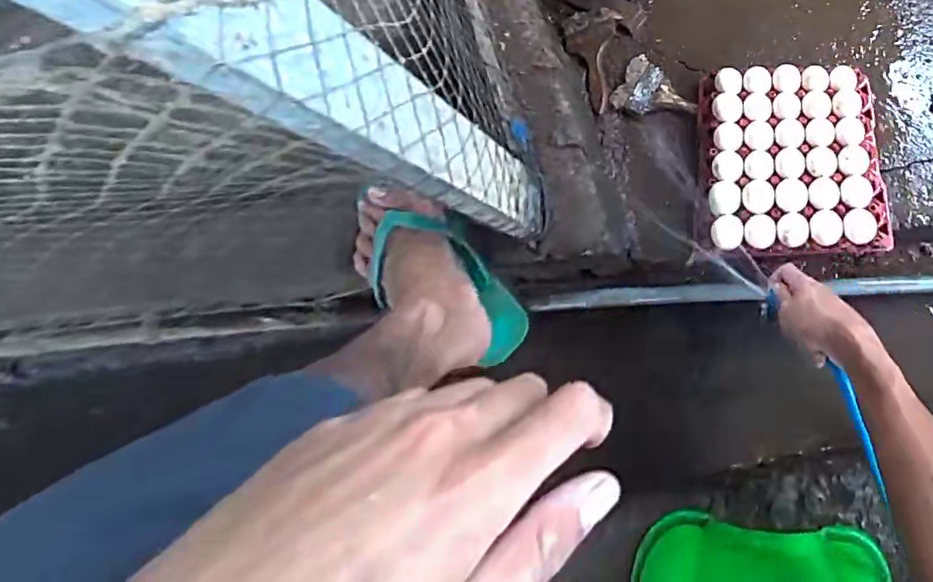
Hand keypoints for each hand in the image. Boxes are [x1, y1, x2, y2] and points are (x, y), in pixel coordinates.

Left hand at [135, 375, 617, 581]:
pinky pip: (410, 400)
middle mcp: (441, 428)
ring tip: (453, 481)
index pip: (572, 403)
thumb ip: (540, 546)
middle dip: (540, 420)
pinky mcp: (330, 425)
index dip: (593, 418)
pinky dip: (428, 421)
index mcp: (480, 481)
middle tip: (517, 479)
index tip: (587, 446)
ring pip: (471, 388)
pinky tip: (389, 481)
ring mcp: (383, 419)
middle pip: (528, 386)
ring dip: (485, 418)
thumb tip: (602, 485)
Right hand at [770, 263, 879, 368]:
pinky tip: (821, 354)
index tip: (771, 298)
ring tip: (809, 347)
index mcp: (804, 283)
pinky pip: (823, 331)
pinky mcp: (841, 321)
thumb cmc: (815, 326)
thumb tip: (777, 288)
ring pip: (809, 318)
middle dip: (791, 316)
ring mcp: (832, 305)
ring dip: (805, 334)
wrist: (852, 341)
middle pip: (797, 297)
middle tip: (789, 328)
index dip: (774, 281)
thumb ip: (779, 298)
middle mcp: (819, 289)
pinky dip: (819, 343)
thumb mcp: (787, 313)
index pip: (784, 270)